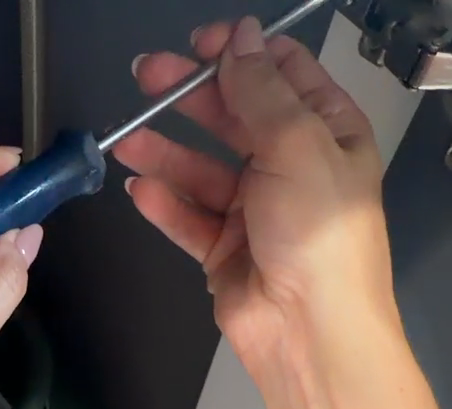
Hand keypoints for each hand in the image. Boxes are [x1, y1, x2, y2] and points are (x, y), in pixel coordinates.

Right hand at [117, 16, 394, 383]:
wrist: (307, 326)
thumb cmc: (319, 232)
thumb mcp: (298, 144)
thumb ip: (261, 92)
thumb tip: (240, 38)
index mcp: (325, 132)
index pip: (280, 76)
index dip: (240, 53)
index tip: (198, 44)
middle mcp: (290, 167)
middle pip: (232, 118)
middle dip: (189, 97)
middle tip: (145, 77)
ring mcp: (253, 210)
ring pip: (201, 170)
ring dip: (164, 154)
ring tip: (125, 141)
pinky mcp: (223, 249)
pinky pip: (188, 218)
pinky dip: (163, 204)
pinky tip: (139, 189)